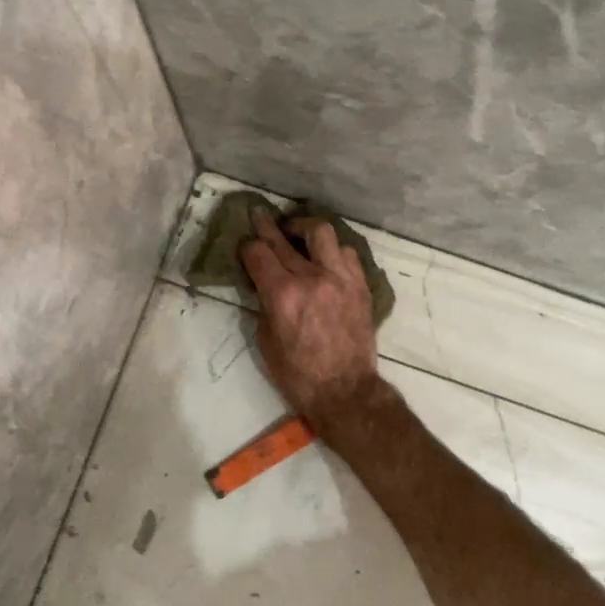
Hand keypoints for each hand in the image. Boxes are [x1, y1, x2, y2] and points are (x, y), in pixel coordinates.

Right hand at [239, 210, 382, 421]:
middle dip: (268, 226)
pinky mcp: (360, 285)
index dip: (247, 246)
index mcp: (282, 295)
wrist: (344, 390)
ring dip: (305, 230)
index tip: (244, 245)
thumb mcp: (265, 340)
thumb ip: (263, 304)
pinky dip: (333, 250)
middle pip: (284, 239)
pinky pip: (347, 253)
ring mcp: (340, 279)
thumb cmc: (297, 374)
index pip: (258, 253)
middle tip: (259, 215)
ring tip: (297, 234)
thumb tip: (262, 282)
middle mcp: (312, 278)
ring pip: (322, 233)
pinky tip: (325, 257)